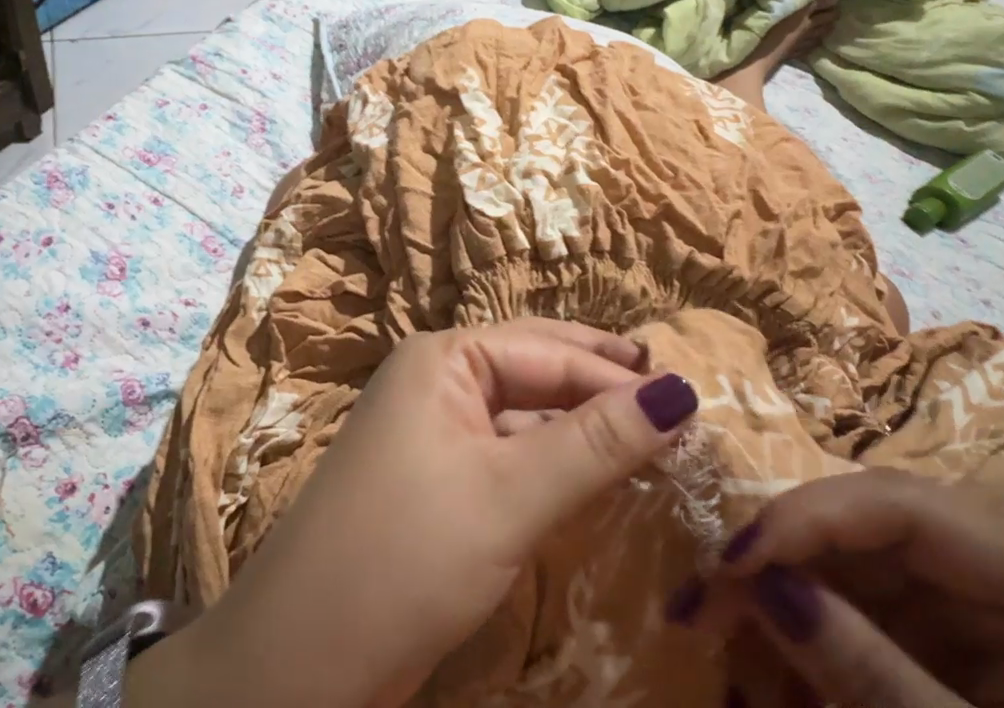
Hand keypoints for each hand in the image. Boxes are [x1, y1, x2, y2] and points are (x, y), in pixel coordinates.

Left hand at [130, 318, 700, 707]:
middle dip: (603, 388)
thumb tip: (683, 391)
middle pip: (537, 371)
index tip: (698, 405)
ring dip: (583, 428)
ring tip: (654, 441)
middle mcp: (436, 383)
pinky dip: (554, 463)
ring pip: (525, 417)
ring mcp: (434, 435)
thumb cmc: (408, 552)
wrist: (305, 652)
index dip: (621, 378)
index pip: (550, 351)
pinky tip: (596, 479)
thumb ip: (596, 443)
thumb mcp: (510, 492)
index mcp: (443, 359)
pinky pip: (509, 456)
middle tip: (680, 405)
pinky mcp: (438, 485)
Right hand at [701, 469, 1003, 707]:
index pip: (904, 504)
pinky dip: (791, 636)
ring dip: (768, 603)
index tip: (728, 563)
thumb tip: (762, 584)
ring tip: (717, 648)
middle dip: (772, 562)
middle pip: (857, 525)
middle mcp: (994, 568)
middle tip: (694, 608)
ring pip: (835, 561)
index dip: (806, 516)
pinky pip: (840, 605)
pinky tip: (759, 675)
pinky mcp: (928, 627)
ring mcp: (958, 597)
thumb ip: (873, 677)